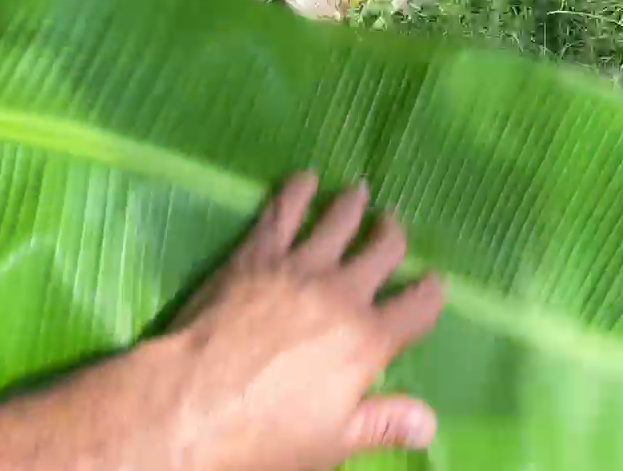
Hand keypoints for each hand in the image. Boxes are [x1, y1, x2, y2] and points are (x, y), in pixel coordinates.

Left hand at [161, 171, 445, 470]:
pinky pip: (284, 209)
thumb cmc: (263, 435)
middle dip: (392, 234)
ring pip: (340, 218)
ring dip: (352, 203)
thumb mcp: (331, 443)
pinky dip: (298, 189)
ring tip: (357, 192)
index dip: (430, 292)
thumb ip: (382, 423)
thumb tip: (430, 420)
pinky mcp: (260, 251)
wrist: (190, 404)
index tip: (432, 282)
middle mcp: (343, 291)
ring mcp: (301, 265)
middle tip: (389, 225)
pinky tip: (304, 178)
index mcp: (367, 339)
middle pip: (383, 248)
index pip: (417, 306)